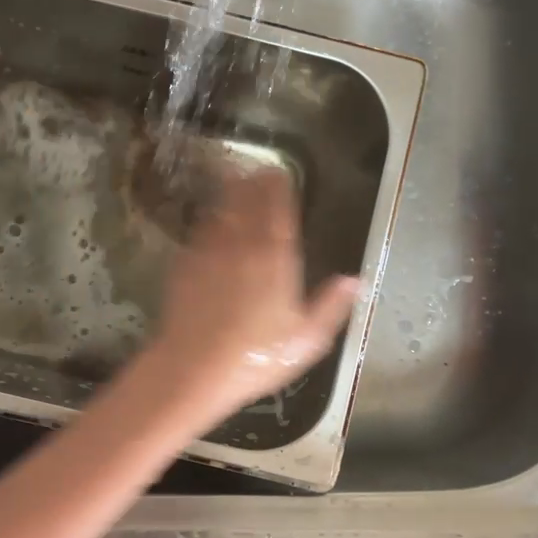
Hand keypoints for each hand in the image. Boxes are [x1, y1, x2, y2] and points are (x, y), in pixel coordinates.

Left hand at [146, 167, 357, 419]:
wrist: (193, 369)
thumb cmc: (254, 358)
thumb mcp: (305, 340)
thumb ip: (330, 306)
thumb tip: (354, 281)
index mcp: (276, 261)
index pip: (279, 212)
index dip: (279, 189)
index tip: (280, 173)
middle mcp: (242, 248)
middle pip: (247, 204)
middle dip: (253, 184)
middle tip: (256, 169)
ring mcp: (208, 255)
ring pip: (221, 213)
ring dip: (229, 195)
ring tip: (234, 182)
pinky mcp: (183, 267)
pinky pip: (198, 234)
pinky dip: (207, 222)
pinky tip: (208, 223)